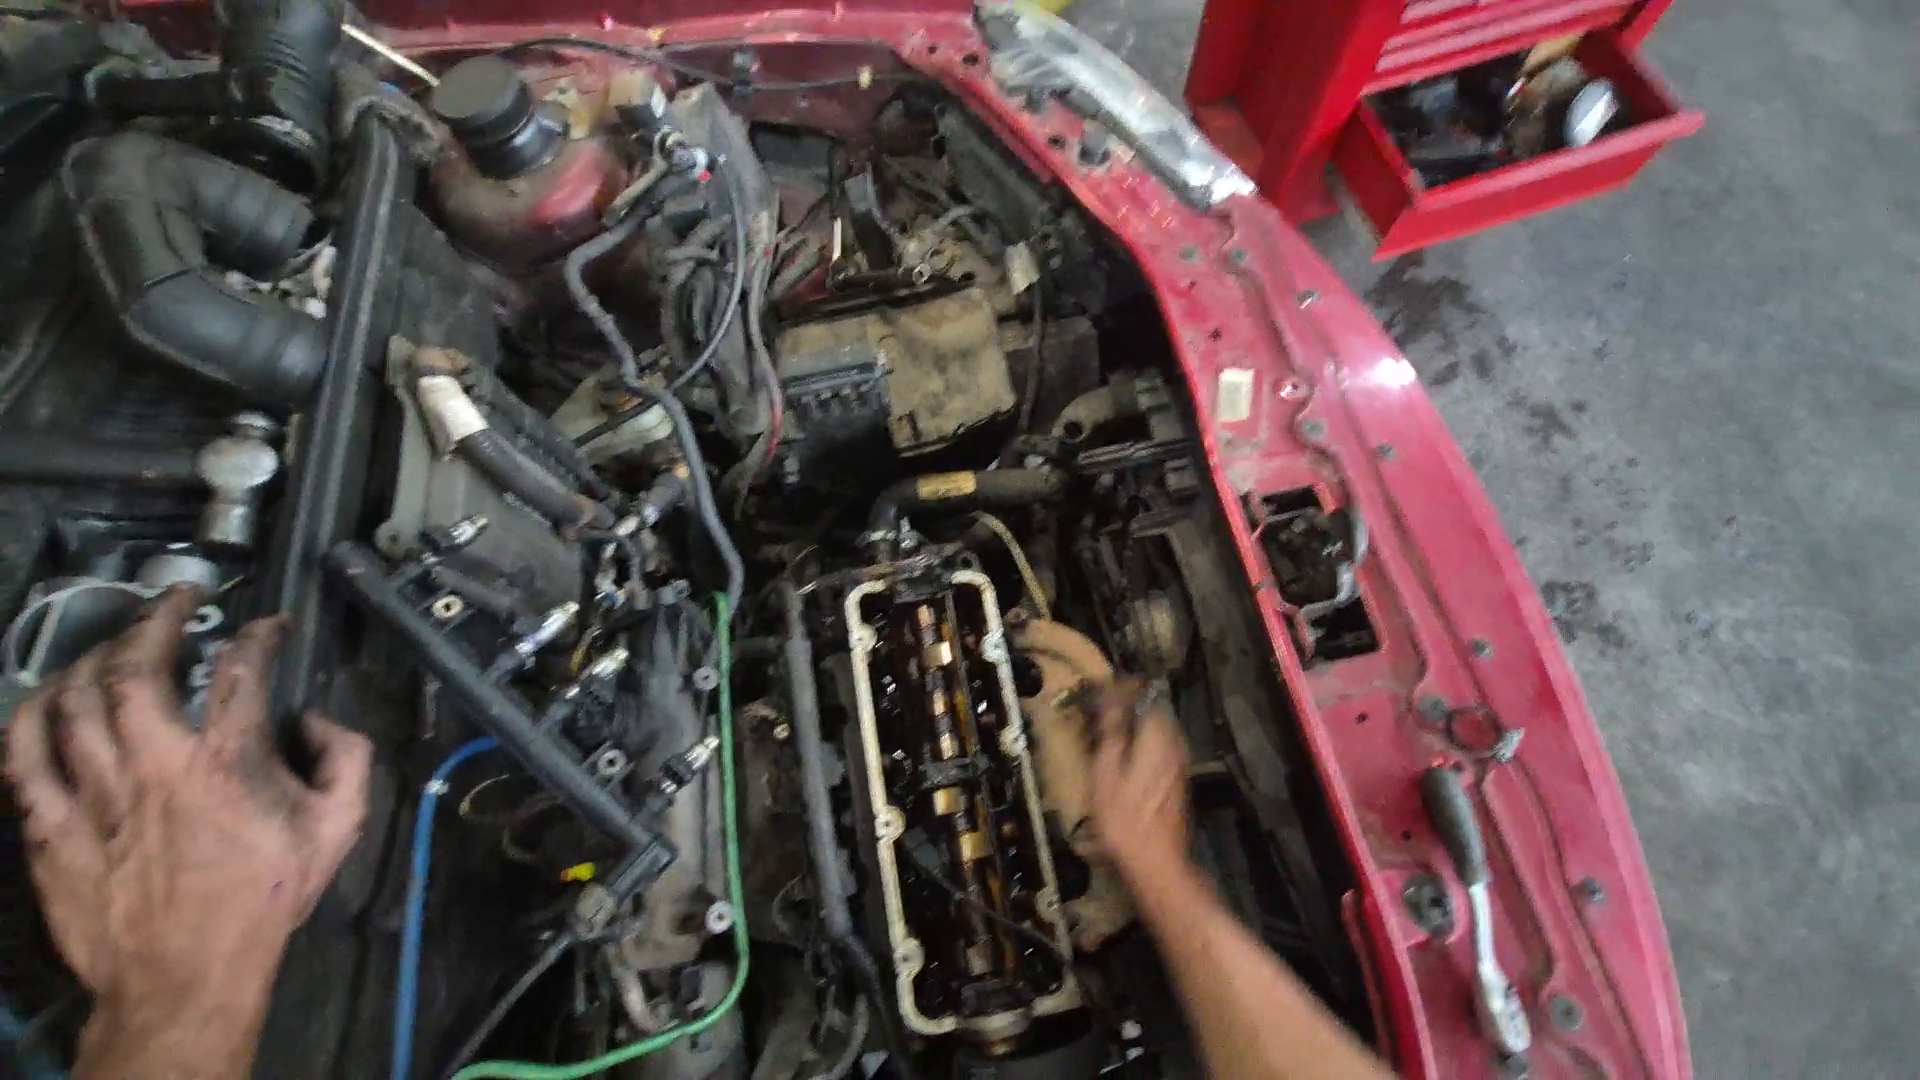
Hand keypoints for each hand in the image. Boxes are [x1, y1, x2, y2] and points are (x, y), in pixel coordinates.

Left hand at [4, 587, 372, 1072]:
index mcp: (231, 764)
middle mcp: (156, 766)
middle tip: (174, 598)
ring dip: (89, 660)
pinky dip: (29, 719)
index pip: (242, 672)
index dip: (260, 634)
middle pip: (133, 672)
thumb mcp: (343, 822)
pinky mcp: (52, 828)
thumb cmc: (271, 892)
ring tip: (112, 641)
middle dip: (153, 621)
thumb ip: (347, 757)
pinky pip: (22, 760)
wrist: (188, 972)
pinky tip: (47, 700)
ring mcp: (94, 796)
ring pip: (69, 706)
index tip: (273, 624)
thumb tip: (313, 720)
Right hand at [1086, 678, 1189, 883]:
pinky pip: (1161, 744)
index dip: (1121, 685)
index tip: (1102, 682)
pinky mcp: (1178, 779)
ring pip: (1159, 727)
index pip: (1142, 695)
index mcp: (1157, 738)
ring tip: (1112, 720)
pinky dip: (1143, 737)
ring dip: (1137, 719)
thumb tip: (1109, 697)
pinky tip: (1126, 748)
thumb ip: (1111, 731)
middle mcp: (1174, 745)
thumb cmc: (1125, 819)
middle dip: (1130, 700)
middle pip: (1153, 709)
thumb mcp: (1107, 772)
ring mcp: (1179, 763)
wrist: (1156, 863)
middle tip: (1105, 699)